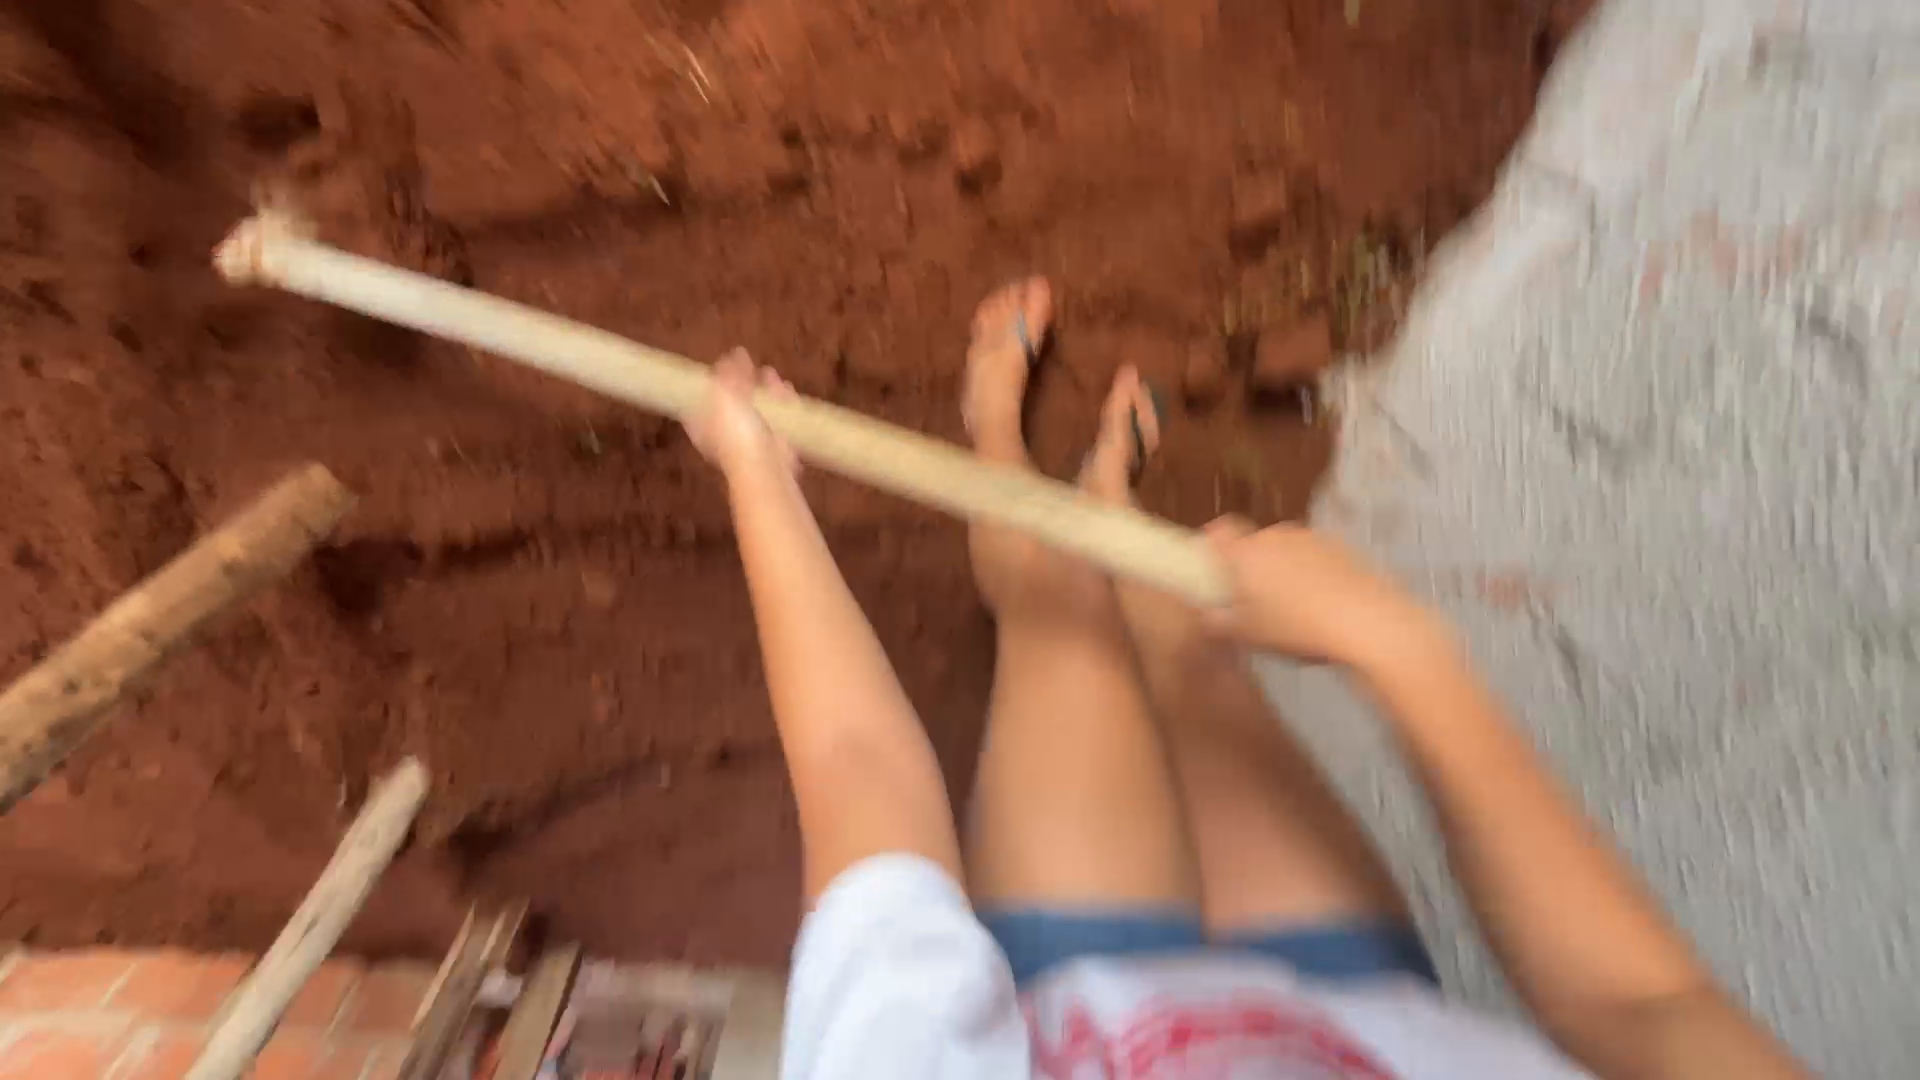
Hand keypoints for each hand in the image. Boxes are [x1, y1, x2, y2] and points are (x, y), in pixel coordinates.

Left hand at [684, 349, 799, 479]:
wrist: (764, 466)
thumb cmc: (737, 432)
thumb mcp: (724, 395)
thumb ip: (729, 374)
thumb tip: (736, 354)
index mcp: (704, 425)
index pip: (701, 400)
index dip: (709, 382)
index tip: (718, 366)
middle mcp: (725, 433)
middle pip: (731, 404)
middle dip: (741, 385)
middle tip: (746, 365)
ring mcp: (751, 440)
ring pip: (757, 410)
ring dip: (764, 390)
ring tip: (769, 372)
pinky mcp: (775, 444)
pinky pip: (779, 418)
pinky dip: (783, 402)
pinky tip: (786, 388)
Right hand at [1204, 517, 1449, 671]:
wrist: (1371, 623)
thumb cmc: (1297, 627)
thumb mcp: (1247, 635)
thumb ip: (1217, 621)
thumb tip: (1206, 615)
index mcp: (1246, 553)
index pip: (1220, 531)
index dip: (1213, 543)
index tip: (1214, 566)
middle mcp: (1276, 536)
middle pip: (1254, 543)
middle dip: (1251, 566)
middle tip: (1253, 600)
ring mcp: (1312, 539)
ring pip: (1286, 551)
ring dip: (1283, 570)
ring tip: (1293, 607)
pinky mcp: (1344, 548)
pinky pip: (1315, 557)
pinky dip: (1312, 574)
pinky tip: (1323, 606)